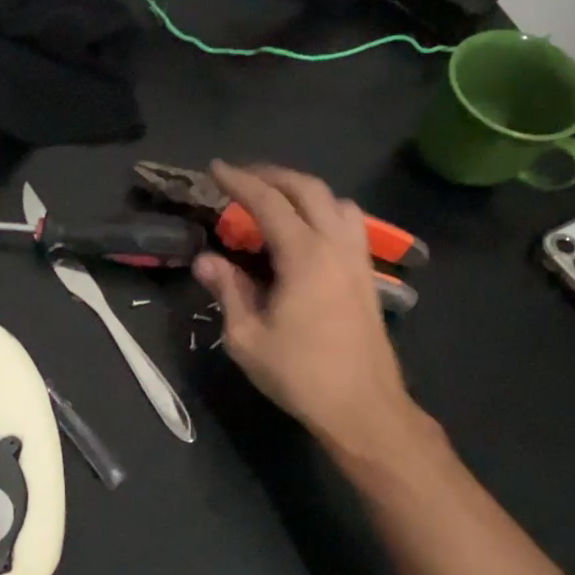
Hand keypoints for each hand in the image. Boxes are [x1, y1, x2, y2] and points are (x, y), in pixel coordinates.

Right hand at [194, 161, 431, 460]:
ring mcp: (358, 259)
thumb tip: (206, 260)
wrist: (361, 406)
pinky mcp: (367, 276)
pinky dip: (324, 212)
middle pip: (308, 189)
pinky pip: (348, 224)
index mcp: (304, 256)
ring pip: (335, 202)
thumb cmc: (299, 375)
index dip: (240, 182)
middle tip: (242, 178)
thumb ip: (228, 291)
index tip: (215, 169)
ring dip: (303, 191)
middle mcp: (336, 245)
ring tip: (276, 200)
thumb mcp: (247, 337)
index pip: (269, 202)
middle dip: (273, 175)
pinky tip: (307, 232)